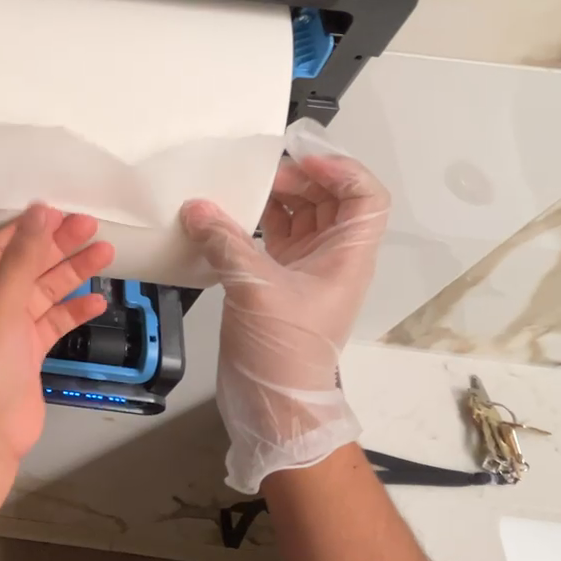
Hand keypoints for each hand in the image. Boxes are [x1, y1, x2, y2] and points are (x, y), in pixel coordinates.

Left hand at [0, 204, 114, 459]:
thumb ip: (23, 257)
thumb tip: (39, 211)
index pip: (0, 246)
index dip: (33, 228)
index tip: (65, 211)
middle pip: (25, 266)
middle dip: (58, 246)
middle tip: (93, 225)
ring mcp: (5, 331)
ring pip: (42, 293)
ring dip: (71, 274)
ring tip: (106, 251)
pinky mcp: (24, 355)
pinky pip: (51, 324)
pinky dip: (72, 312)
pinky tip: (96, 300)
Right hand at [180, 119, 389, 492]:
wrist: (274, 403)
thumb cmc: (283, 348)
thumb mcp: (255, 288)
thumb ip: (226, 242)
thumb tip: (195, 207)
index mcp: (347, 257)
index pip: (365, 197)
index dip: (341, 170)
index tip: (299, 158)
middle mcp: (332, 260)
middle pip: (330, 202)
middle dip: (300, 180)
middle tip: (259, 172)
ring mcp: (304, 273)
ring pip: (300, 220)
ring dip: (274, 201)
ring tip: (239, 191)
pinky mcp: (276, 286)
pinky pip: (272, 241)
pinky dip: (251, 226)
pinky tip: (222, 221)